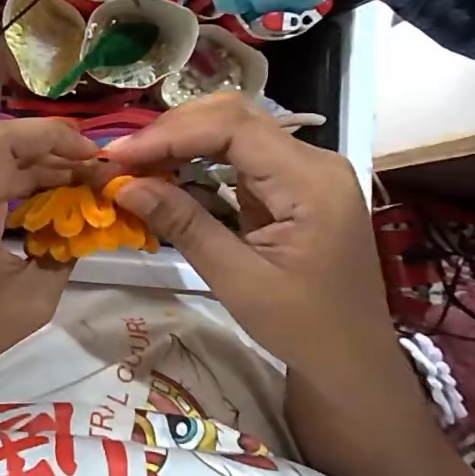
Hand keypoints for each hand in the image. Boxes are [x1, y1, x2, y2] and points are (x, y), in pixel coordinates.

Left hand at [0, 119, 98, 415]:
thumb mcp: (33, 301)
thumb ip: (64, 252)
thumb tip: (86, 217)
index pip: (3, 141)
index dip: (51, 135)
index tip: (90, 153)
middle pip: (2, 149)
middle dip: (54, 156)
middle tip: (94, 175)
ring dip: (35, 169)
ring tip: (75, 186)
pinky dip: (11, 182)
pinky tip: (39, 199)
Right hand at [104, 94, 394, 368]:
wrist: (353, 359)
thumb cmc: (303, 329)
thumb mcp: (238, 281)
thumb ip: (184, 225)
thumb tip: (125, 186)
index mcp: (311, 182)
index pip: (234, 127)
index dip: (171, 133)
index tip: (121, 154)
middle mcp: (315, 161)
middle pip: (236, 116)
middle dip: (174, 130)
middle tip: (123, 157)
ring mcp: (308, 169)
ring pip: (237, 129)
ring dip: (184, 140)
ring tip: (138, 162)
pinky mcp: (296, 183)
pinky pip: (243, 155)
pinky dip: (201, 158)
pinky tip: (170, 170)